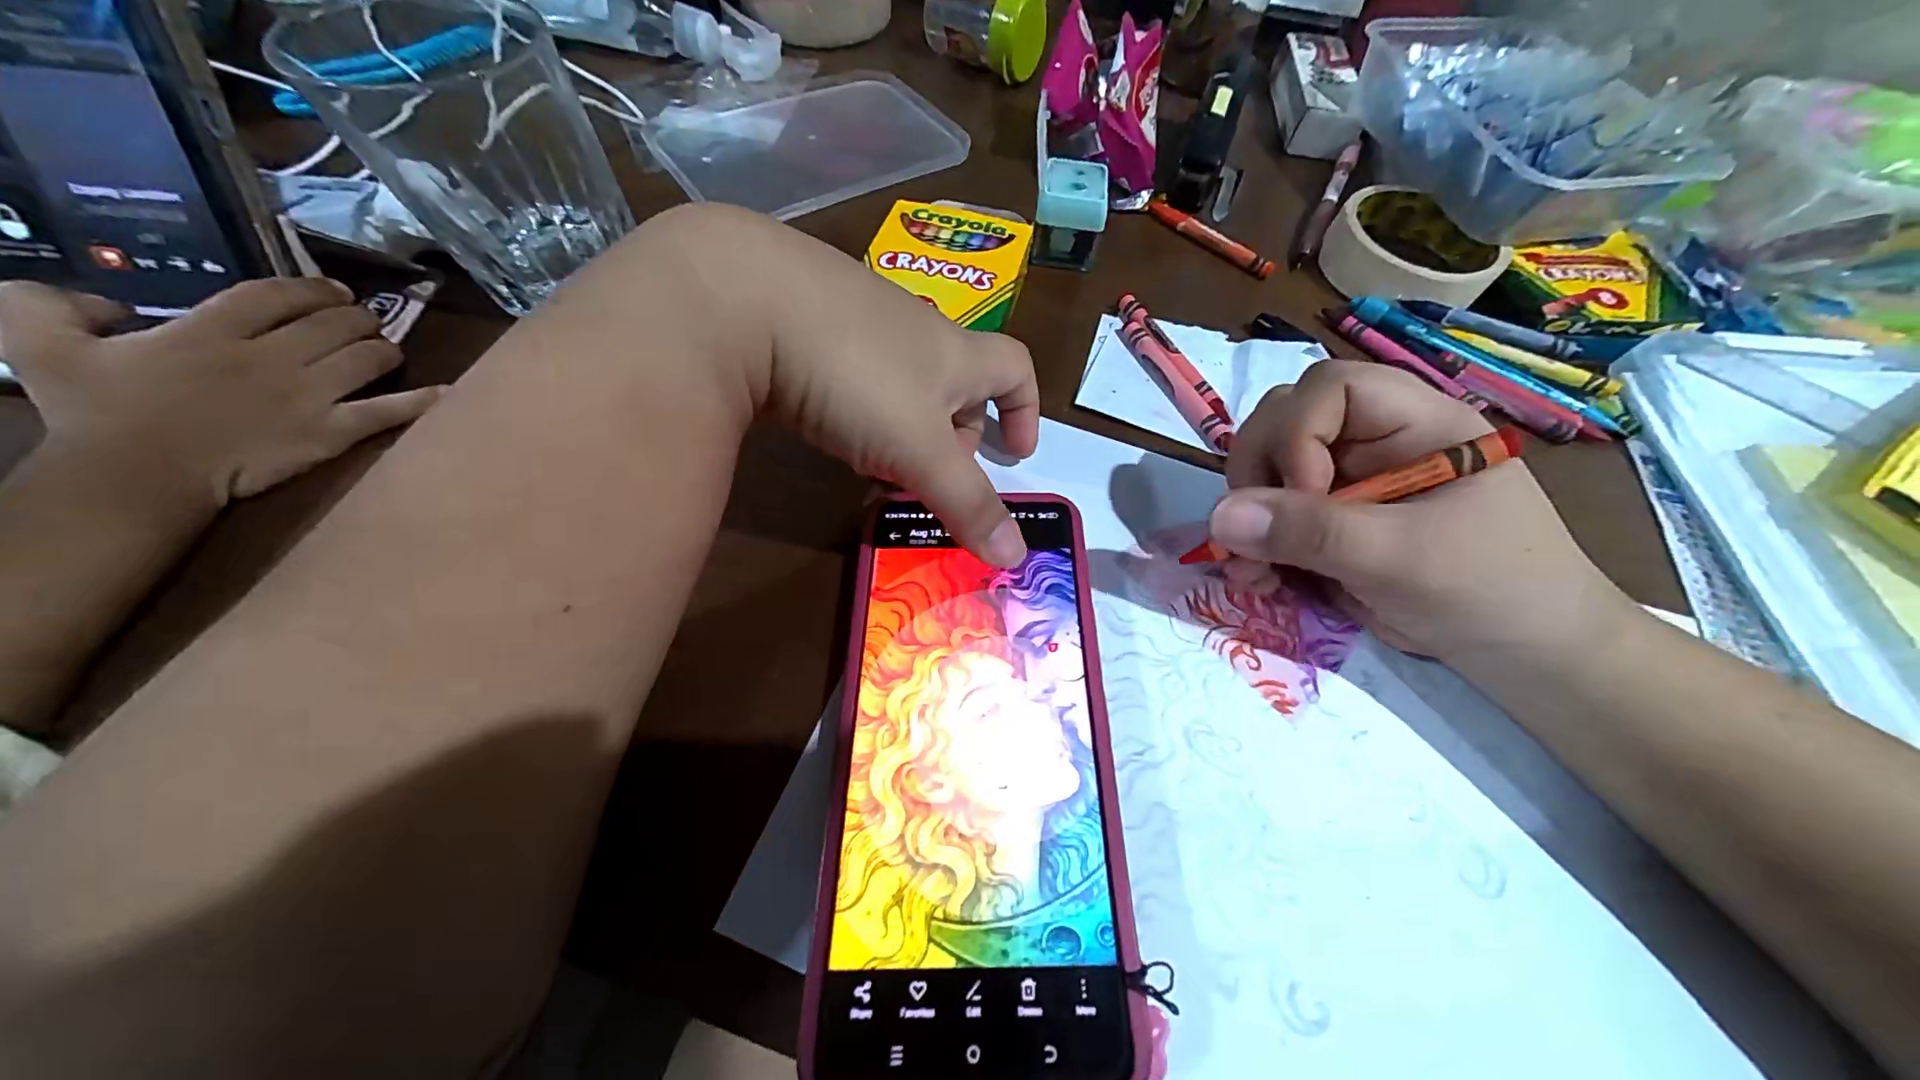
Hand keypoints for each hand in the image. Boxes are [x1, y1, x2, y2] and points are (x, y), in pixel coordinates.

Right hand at [0, 279, 440, 508]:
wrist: (136, 475)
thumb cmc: (93, 412)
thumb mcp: (40, 344)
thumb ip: (51, 304)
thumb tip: (99, 303)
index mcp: (212, 330)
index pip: (280, 295)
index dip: (314, 288)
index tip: (333, 291)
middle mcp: (271, 357)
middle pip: (335, 324)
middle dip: (357, 317)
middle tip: (363, 321)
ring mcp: (308, 396)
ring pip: (367, 359)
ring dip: (384, 348)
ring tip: (385, 349)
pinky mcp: (330, 433)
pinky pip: (389, 412)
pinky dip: (423, 402)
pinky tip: (452, 393)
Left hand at [649, 206, 1039, 567]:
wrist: (745, 299)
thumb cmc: (857, 375)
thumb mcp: (919, 448)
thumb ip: (966, 502)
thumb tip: (1017, 556)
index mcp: (954, 354)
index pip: (1013, 369)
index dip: (1024, 410)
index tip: (1017, 453)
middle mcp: (914, 331)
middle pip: (954, 387)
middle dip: (953, 438)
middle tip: (931, 481)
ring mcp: (858, 323)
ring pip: (899, 385)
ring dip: (900, 431)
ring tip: (874, 470)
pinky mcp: (807, 326)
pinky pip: (851, 375)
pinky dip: (855, 411)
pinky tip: (826, 431)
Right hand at [1209, 359, 1627, 662]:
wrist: (1523, 656)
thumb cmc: (1490, 590)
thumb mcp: (1401, 558)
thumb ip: (1311, 532)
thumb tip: (1218, 516)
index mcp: (1413, 424)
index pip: (1330, 389)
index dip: (1299, 433)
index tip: (1306, 495)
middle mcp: (1371, 444)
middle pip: (1282, 421)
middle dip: (1256, 474)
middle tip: (1256, 531)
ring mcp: (1345, 484)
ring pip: (1263, 471)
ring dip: (1245, 519)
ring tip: (1251, 571)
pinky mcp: (1326, 524)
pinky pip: (1266, 517)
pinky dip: (1251, 547)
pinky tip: (1258, 581)